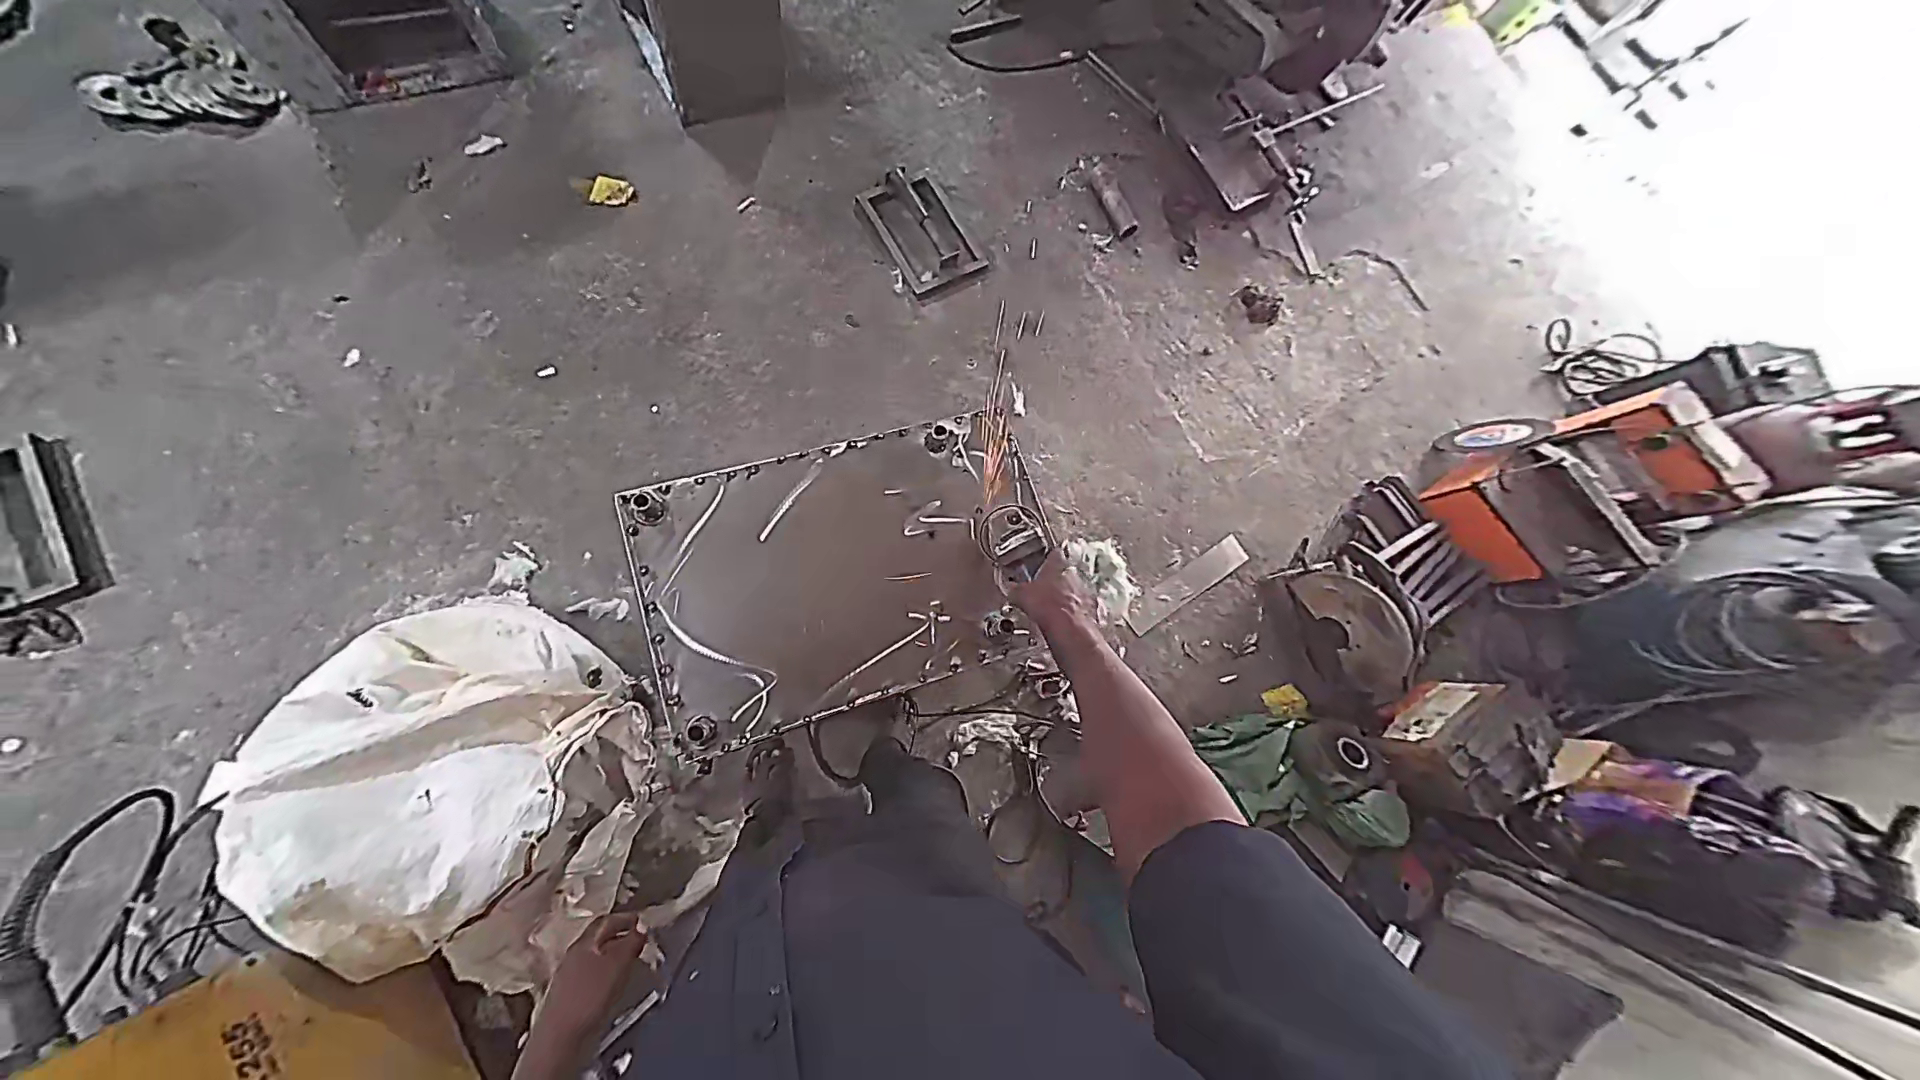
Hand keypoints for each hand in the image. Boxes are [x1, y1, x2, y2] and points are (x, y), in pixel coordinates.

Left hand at [538, 913, 647, 1040]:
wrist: (559, 1041)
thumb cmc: (589, 997)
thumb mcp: (619, 963)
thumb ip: (632, 942)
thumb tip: (641, 928)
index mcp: (583, 943)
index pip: (605, 921)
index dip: (625, 918)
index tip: (641, 920)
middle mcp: (571, 958)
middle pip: (598, 940)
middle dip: (619, 937)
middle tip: (638, 939)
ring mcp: (565, 980)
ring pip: (593, 959)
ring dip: (611, 958)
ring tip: (628, 963)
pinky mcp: (564, 1001)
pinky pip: (588, 979)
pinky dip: (603, 976)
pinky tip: (611, 987)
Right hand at [1006, 552, 1098, 636]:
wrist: (1069, 628)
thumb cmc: (1049, 607)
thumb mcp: (1022, 596)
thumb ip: (1016, 589)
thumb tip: (1011, 590)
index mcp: (1058, 565)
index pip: (1054, 553)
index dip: (1048, 556)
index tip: (1044, 561)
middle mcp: (1074, 575)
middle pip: (1065, 572)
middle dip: (1056, 580)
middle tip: (1044, 589)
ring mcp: (1085, 592)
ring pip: (1075, 589)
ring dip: (1066, 596)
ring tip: (1053, 607)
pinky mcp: (1092, 609)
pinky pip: (1082, 607)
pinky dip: (1074, 612)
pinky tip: (1064, 620)